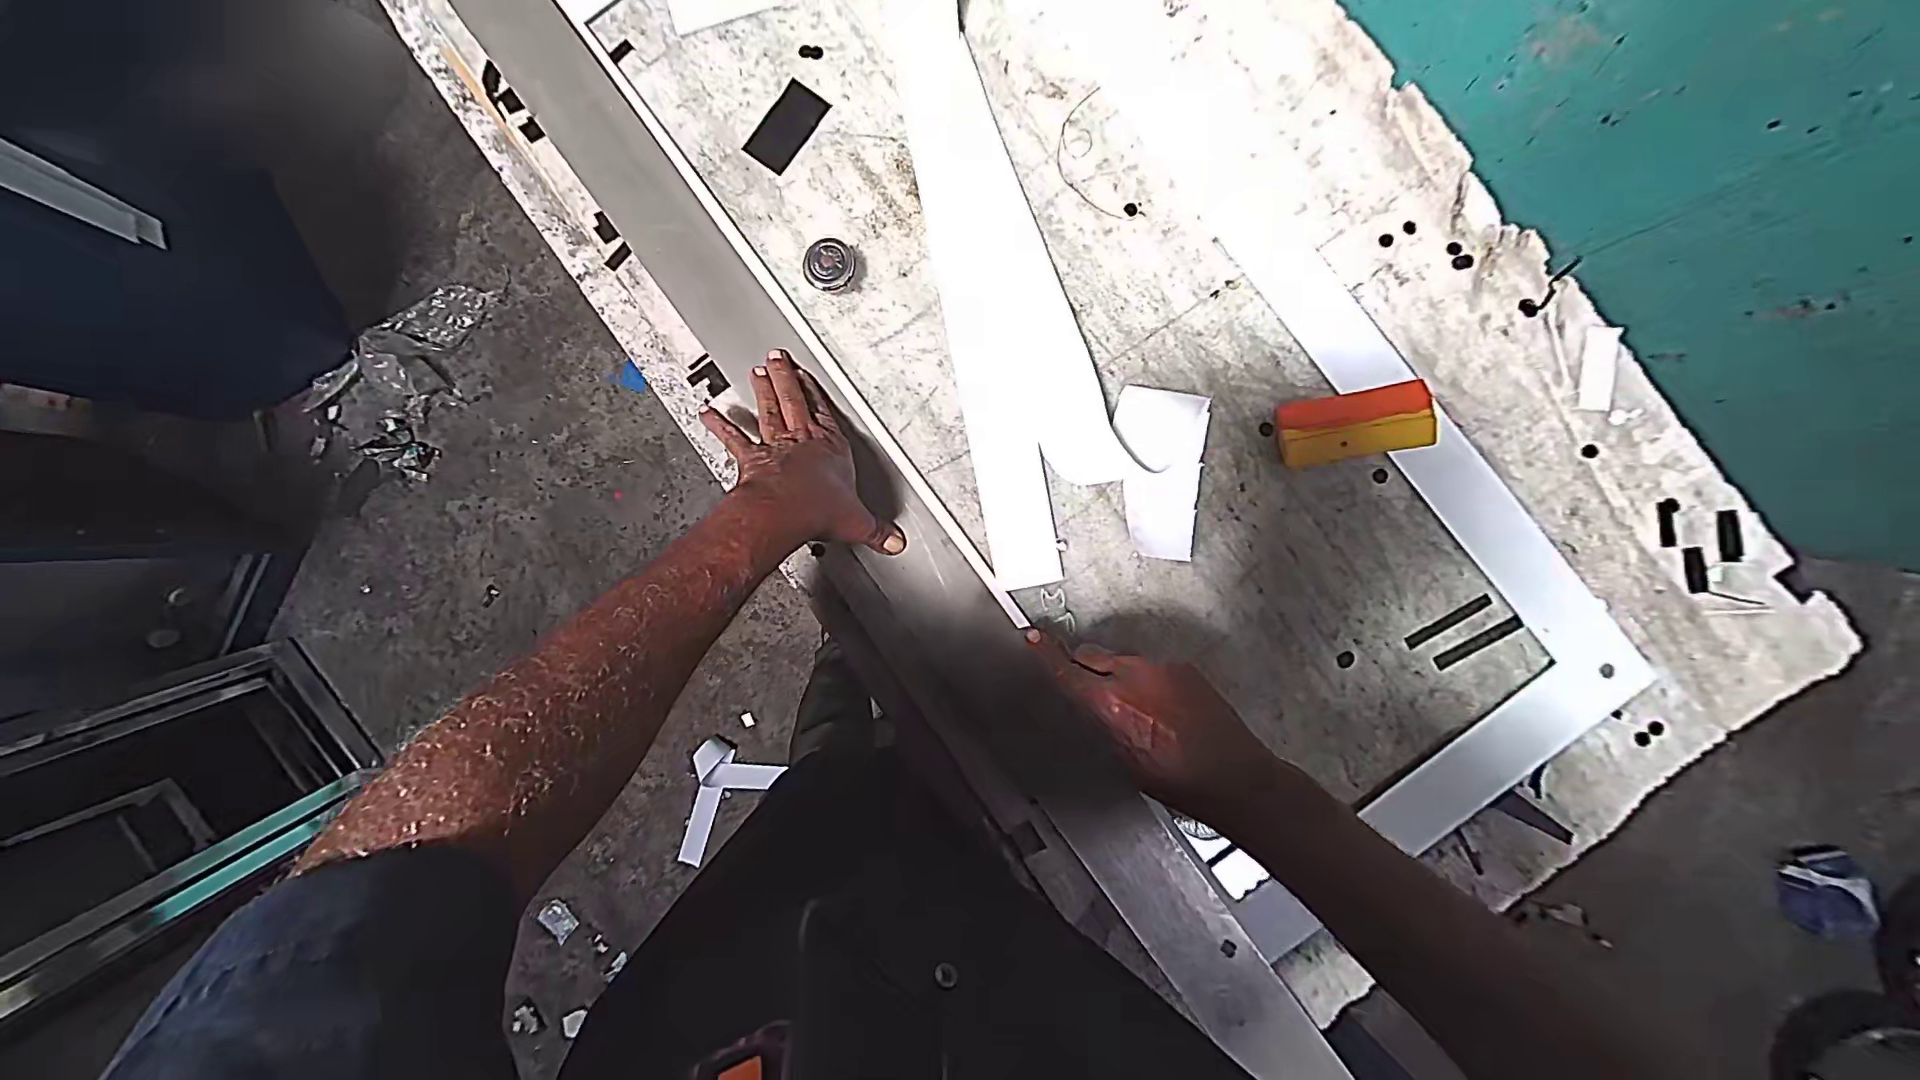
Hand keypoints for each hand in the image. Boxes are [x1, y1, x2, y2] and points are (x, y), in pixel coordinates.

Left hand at [701, 350, 905, 555]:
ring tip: (758, 372)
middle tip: (778, 358)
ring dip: (764, 392)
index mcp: (830, 450)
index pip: (825, 415)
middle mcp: (802, 442)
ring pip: (770, 411)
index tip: (810, 379)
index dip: (817, 395)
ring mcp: (776, 448)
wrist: (785, 512)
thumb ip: (876, 530)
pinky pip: (734, 439)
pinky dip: (720, 426)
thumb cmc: (818, 509)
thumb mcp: (858, 523)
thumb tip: (894, 542)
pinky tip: (710, 413)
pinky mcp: (752, 460)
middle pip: (794, 402)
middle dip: (787, 378)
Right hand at [1025, 628, 1301, 827]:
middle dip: (1083, 667)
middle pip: (1091, 656)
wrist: (1232, 775)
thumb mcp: (1124, 759)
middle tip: (1089, 687)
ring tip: (1140, 710)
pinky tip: (1162, 708)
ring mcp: (1162, 668)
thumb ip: (1103, 723)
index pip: (1067, 671)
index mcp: (1112, 704)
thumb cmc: (1180, 778)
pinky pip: (1152, 666)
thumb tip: (1093, 707)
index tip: (1034, 638)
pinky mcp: (1183, 667)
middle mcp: (1134, 677)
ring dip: (1120, 676)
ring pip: (1122, 661)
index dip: (1046, 653)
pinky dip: (1149, 681)